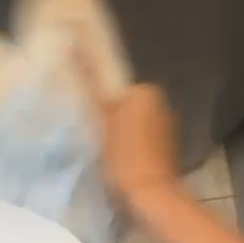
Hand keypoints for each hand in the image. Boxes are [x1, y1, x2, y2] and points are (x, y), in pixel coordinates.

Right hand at [99, 84, 182, 205]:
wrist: (151, 196)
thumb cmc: (124, 156)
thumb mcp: (102, 118)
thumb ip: (90, 82)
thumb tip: (76, 46)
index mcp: (145, 91)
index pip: (114, 89)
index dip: (99, 104)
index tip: (88, 119)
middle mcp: (162, 104)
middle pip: (125, 106)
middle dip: (111, 118)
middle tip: (93, 136)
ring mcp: (167, 127)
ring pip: (133, 124)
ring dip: (120, 134)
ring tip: (104, 151)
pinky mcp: (166, 148)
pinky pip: (141, 140)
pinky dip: (131, 146)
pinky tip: (120, 161)